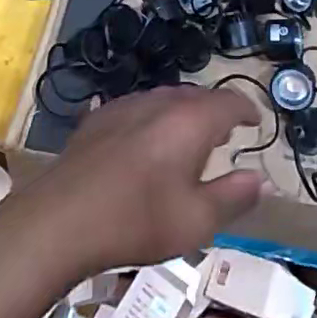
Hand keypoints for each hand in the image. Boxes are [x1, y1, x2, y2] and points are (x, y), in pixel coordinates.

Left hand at [7, 86, 267, 275]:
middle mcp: (158, 103)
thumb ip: (234, 196)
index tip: (254, 122)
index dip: (246, 110)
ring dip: (183, 114)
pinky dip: (152, 119)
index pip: (229, 102)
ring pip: (164, 99)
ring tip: (187, 139)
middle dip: (215, 111)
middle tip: (224, 134)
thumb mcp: (197, 221)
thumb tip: (258, 179)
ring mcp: (123, 107)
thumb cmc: (136, 221)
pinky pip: (136, 109)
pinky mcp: (96, 120)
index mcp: (190, 121)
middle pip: (196, 96)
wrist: (58, 221)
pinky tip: (144, 142)